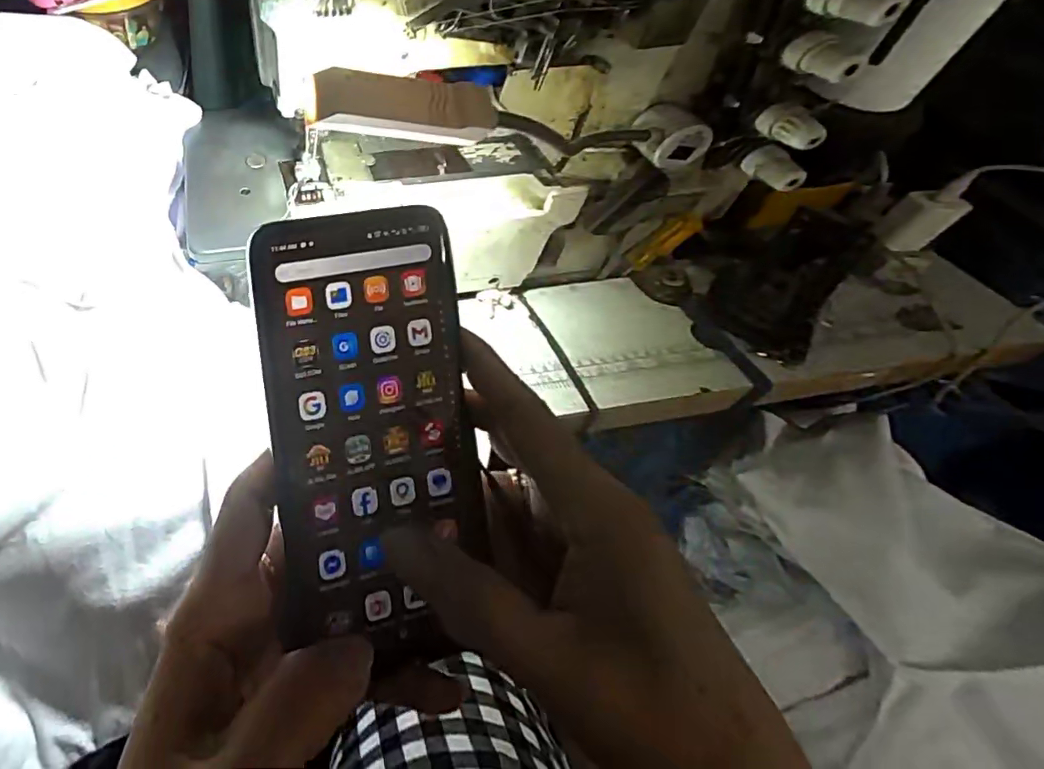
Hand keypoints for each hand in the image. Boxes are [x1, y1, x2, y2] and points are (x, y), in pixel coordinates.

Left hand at [123, 453, 463, 767]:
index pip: (247, 510)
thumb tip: (357, 645)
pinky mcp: (304, 691)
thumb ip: (284, 712)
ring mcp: (282, 654)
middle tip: (435, 495)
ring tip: (458, 581)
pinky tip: (447, 687)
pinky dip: (399, 670)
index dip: (287, 460)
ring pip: (347, 599)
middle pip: (314, 543)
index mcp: (216, 615)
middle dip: (369, 520)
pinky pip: (357, 663)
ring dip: (398, 595)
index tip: (348, 429)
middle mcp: (252, 617)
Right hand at [382, 332, 808, 768]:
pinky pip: (518, 551)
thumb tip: (395, 539)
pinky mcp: (581, 586)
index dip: (489, 372)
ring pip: (510, 508)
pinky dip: (477, 547)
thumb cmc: (654, 711)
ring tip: (392, 473)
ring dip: (459, 498)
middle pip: (512, 457)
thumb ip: (472, 600)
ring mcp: (585, 552)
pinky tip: (431, 547)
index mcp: (595, 510)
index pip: (529, 421)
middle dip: (457, 433)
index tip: (449, 331)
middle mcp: (589, 515)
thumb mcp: (552, 659)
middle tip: (389, 411)